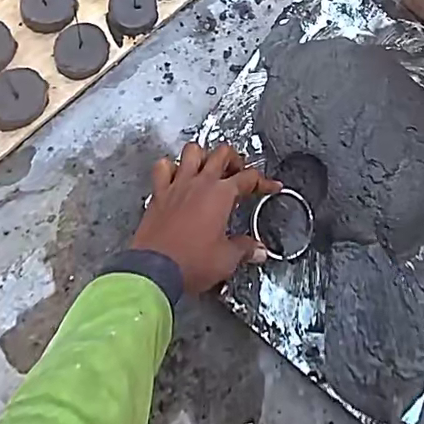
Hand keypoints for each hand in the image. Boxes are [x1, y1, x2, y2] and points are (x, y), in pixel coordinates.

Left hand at [132, 143, 282, 294]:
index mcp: (223, 194)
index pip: (250, 177)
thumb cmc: (190, 263)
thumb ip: (245, 249)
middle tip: (237, 172)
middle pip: (223, 153)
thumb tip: (258, 251)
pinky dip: (170, 167)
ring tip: (208, 166)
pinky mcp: (159, 194)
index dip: (264, 182)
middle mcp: (201, 182)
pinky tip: (176, 175)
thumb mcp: (226, 259)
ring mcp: (178, 185)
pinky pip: (162, 168)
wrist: (152, 272)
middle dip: (234, 159)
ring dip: (202, 155)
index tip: (271, 186)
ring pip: (192, 151)